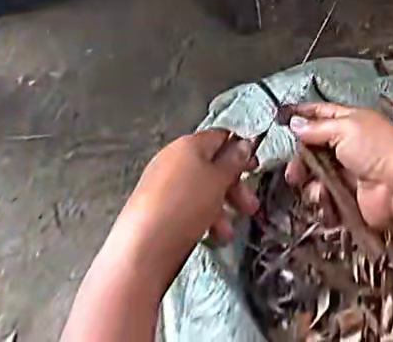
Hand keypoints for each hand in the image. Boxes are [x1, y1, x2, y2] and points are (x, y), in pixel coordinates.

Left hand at [114, 129, 259, 263]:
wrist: (137, 255)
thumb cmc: (185, 206)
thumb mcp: (219, 179)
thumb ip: (235, 159)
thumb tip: (243, 144)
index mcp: (188, 145)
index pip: (223, 136)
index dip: (242, 149)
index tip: (255, 167)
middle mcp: (172, 161)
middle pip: (213, 165)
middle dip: (235, 185)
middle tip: (250, 204)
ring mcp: (160, 188)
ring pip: (202, 189)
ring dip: (222, 206)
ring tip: (230, 230)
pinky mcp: (153, 212)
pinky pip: (186, 207)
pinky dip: (203, 218)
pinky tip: (213, 236)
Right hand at [288, 103, 392, 230]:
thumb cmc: (375, 148)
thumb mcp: (346, 128)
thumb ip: (318, 128)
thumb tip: (295, 122)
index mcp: (350, 122)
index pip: (322, 115)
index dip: (303, 115)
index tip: (281, 118)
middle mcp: (347, 146)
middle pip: (312, 153)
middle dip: (300, 164)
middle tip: (296, 173)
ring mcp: (347, 175)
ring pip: (314, 182)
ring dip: (313, 188)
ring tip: (322, 191)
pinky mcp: (347, 200)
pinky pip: (323, 204)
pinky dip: (324, 206)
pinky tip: (330, 204)